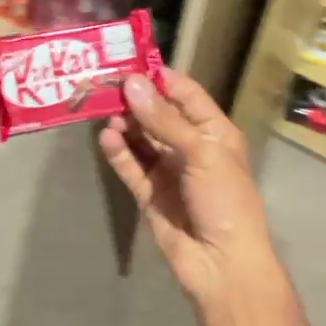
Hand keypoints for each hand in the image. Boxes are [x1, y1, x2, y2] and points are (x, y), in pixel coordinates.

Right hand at [99, 69, 278, 303]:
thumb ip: (163, 120)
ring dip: (124, 124)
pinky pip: (131, 167)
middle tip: (102, 82)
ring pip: (141, 140)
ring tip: (101, 109)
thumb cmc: (224, 200)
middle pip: (158, 115)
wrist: (222, 264)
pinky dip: (118, 153)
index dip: (160, 78)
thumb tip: (131, 85)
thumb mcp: (201, 152)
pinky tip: (105, 138)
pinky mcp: (149, 194)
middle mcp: (190, 147)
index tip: (129, 61)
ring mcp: (168, 172)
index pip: (185, 94)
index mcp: (214, 132)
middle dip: (134, 99)